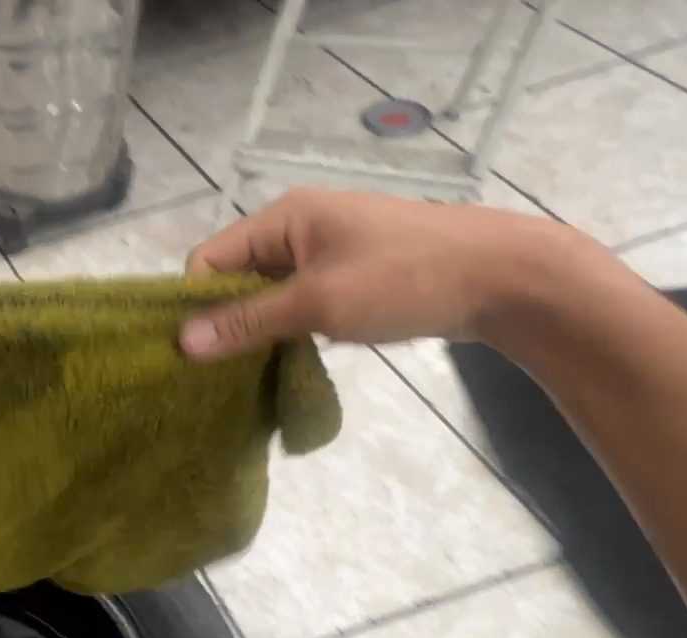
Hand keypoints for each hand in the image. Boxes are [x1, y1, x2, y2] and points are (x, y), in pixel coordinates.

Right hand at [180, 189, 609, 359]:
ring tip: (252, 370)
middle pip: (231, 277)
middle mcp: (295, 228)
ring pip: (261, 295)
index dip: (196, 303)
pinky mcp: (342, 275)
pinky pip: (291, 303)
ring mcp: (321, 251)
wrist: (506, 278)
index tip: (199, 351)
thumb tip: (180, 343)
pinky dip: (282, 330)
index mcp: (284, 217)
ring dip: (253, 331)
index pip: (208, 259)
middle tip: (222, 370)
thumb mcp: (319, 302)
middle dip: (222, 321)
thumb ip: (246, 322)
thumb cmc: (407, 279)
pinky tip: (286, 358)